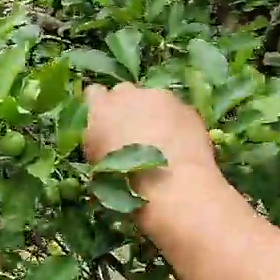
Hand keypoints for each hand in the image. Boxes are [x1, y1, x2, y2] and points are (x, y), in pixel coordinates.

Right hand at [82, 84, 228, 215]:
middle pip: (124, 92)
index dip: (99, 108)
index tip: (104, 124)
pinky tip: (178, 145)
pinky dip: (175, 122)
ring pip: (153, 99)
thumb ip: (97, 139)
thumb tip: (103, 137)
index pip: (93, 94)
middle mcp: (129, 94)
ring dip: (153, 113)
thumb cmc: (125, 182)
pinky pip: (176, 110)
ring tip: (159, 141)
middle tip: (132, 133)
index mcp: (100, 108)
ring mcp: (160, 97)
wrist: (172, 187)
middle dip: (126, 107)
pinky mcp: (186, 107)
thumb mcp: (96, 163)